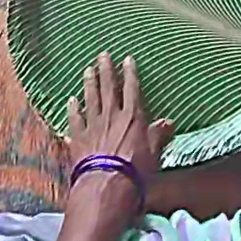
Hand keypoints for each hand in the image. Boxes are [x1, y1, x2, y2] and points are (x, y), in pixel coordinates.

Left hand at [63, 53, 172, 221]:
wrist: (105, 185)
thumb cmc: (135, 170)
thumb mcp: (153, 153)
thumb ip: (158, 135)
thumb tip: (169, 122)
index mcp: (132, 117)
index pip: (132, 89)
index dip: (130, 73)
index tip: (127, 59)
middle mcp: (111, 115)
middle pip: (108, 87)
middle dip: (106, 70)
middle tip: (102, 54)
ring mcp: (92, 125)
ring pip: (90, 98)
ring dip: (89, 82)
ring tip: (87, 69)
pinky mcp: (78, 137)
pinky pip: (75, 118)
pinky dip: (73, 108)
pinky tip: (71, 100)